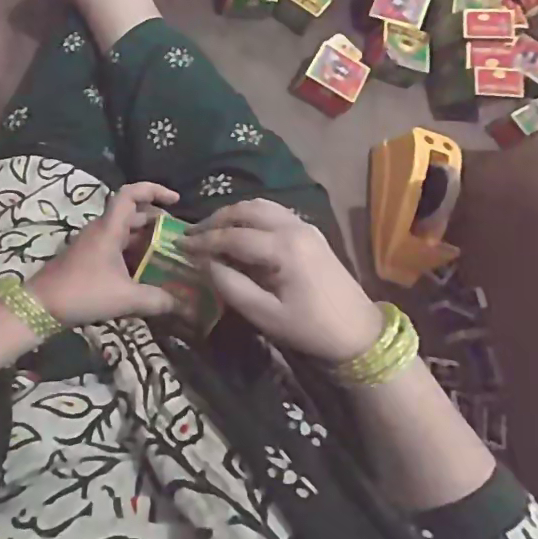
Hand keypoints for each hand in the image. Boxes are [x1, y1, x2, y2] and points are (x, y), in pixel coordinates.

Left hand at [28, 182, 181, 326]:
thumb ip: (157, 300)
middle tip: (178, 234)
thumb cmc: (83, 293)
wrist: (41, 306)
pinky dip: (133, 253)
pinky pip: (115, 247)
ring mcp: (92, 244)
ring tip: (167, 253)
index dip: (154, 190)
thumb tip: (183, 304)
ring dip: (145, 239)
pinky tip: (145, 272)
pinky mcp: (88, 259)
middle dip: (156, 220)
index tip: (175, 200)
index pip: (130, 194)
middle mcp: (101, 231)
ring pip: (124, 232)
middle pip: (131, 214)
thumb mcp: (126, 298)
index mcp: (109, 229)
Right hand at [185, 199, 383, 361]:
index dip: (203, 241)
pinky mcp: (310, 232)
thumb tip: (204, 264)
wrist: (359, 332)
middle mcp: (294, 227)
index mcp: (284, 248)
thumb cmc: (310, 328)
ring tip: (210, 230)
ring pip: (259, 206)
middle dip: (214, 220)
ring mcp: (304, 226)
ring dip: (232, 214)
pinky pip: (273, 212)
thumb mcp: (265, 315)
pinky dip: (250, 215)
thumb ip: (231, 286)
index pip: (233, 236)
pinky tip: (238, 231)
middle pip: (245, 211)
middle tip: (191, 234)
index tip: (178, 245)